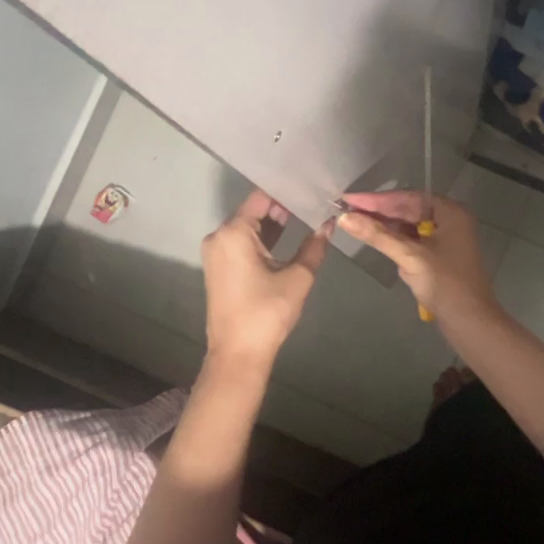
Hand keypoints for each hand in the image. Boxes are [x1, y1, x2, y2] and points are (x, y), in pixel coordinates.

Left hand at [201, 190, 329, 369]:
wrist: (238, 353)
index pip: (261, 198)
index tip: (309, 190)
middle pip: (252, 211)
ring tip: (303, 220)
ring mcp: (215, 253)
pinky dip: (260, 240)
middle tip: (311, 205)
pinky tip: (283, 242)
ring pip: (246, 228)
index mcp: (233, 233)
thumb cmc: (267, 312)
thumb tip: (329, 224)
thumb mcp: (297, 278)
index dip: (285, 193)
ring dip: (271, 226)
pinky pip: (239, 243)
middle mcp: (218, 236)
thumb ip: (314, 247)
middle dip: (280, 209)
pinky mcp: (217, 268)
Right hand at [337, 192, 499, 322]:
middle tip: (347, 211)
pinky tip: (377, 240)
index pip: (408, 197)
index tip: (349, 198)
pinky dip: (396, 241)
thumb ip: (377, 235)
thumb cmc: (444, 283)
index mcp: (450, 212)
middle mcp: (450, 220)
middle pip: (409, 210)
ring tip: (355, 223)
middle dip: (379, 212)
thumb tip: (344, 217)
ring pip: (410, 226)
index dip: (376, 199)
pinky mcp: (440, 256)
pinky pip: (414, 241)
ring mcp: (446, 239)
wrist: (469, 320)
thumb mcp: (409, 256)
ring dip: (386, 226)